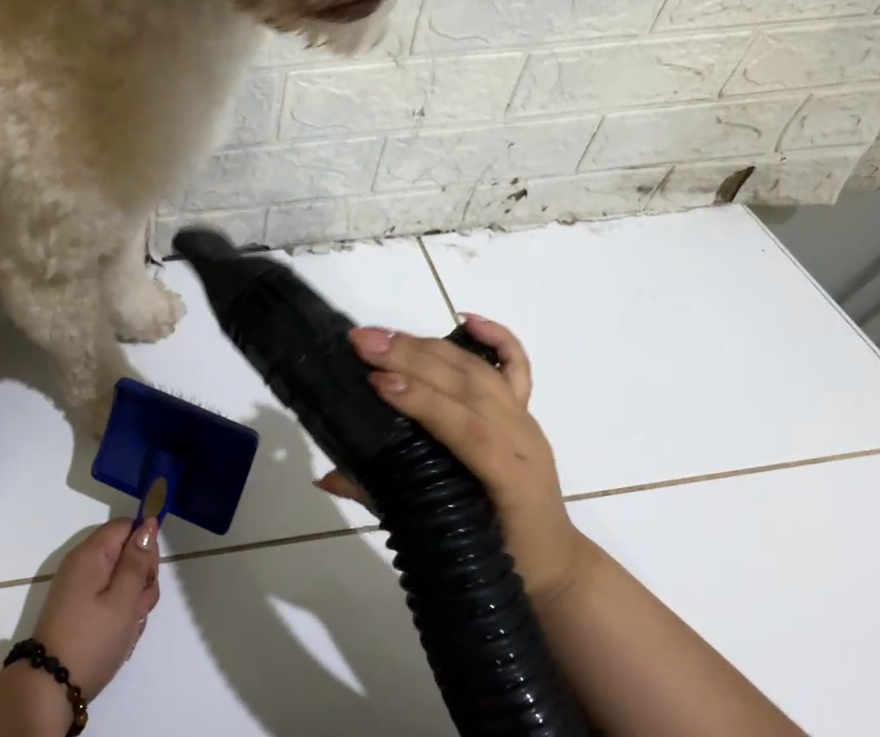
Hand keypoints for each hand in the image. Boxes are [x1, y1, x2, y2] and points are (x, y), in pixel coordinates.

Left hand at [30, 517, 162, 700]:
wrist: (51, 686)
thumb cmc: (92, 639)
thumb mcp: (123, 600)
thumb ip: (137, 561)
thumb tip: (147, 524)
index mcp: (91, 554)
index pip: (126, 526)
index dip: (145, 544)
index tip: (149, 575)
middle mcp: (83, 564)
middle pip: (125, 554)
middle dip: (141, 579)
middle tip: (138, 608)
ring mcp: (80, 588)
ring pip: (121, 581)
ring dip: (133, 602)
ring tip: (127, 628)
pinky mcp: (80, 609)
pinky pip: (109, 600)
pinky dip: (120, 615)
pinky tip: (120, 637)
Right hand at [315, 314, 593, 600]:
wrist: (553, 563)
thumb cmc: (495, 555)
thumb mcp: (438, 538)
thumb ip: (383, 502)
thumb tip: (327, 478)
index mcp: (509, 477)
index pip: (468, 430)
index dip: (424, 402)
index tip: (379, 382)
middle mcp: (522, 439)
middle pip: (469, 386)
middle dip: (413, 359)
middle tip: (362, 343)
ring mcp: (525, 421)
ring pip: (477, 370)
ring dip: (427, 346)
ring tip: (381, 335)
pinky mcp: (526, 411)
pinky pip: (516, 366)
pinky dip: (497, 337)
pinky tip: (468, 318)